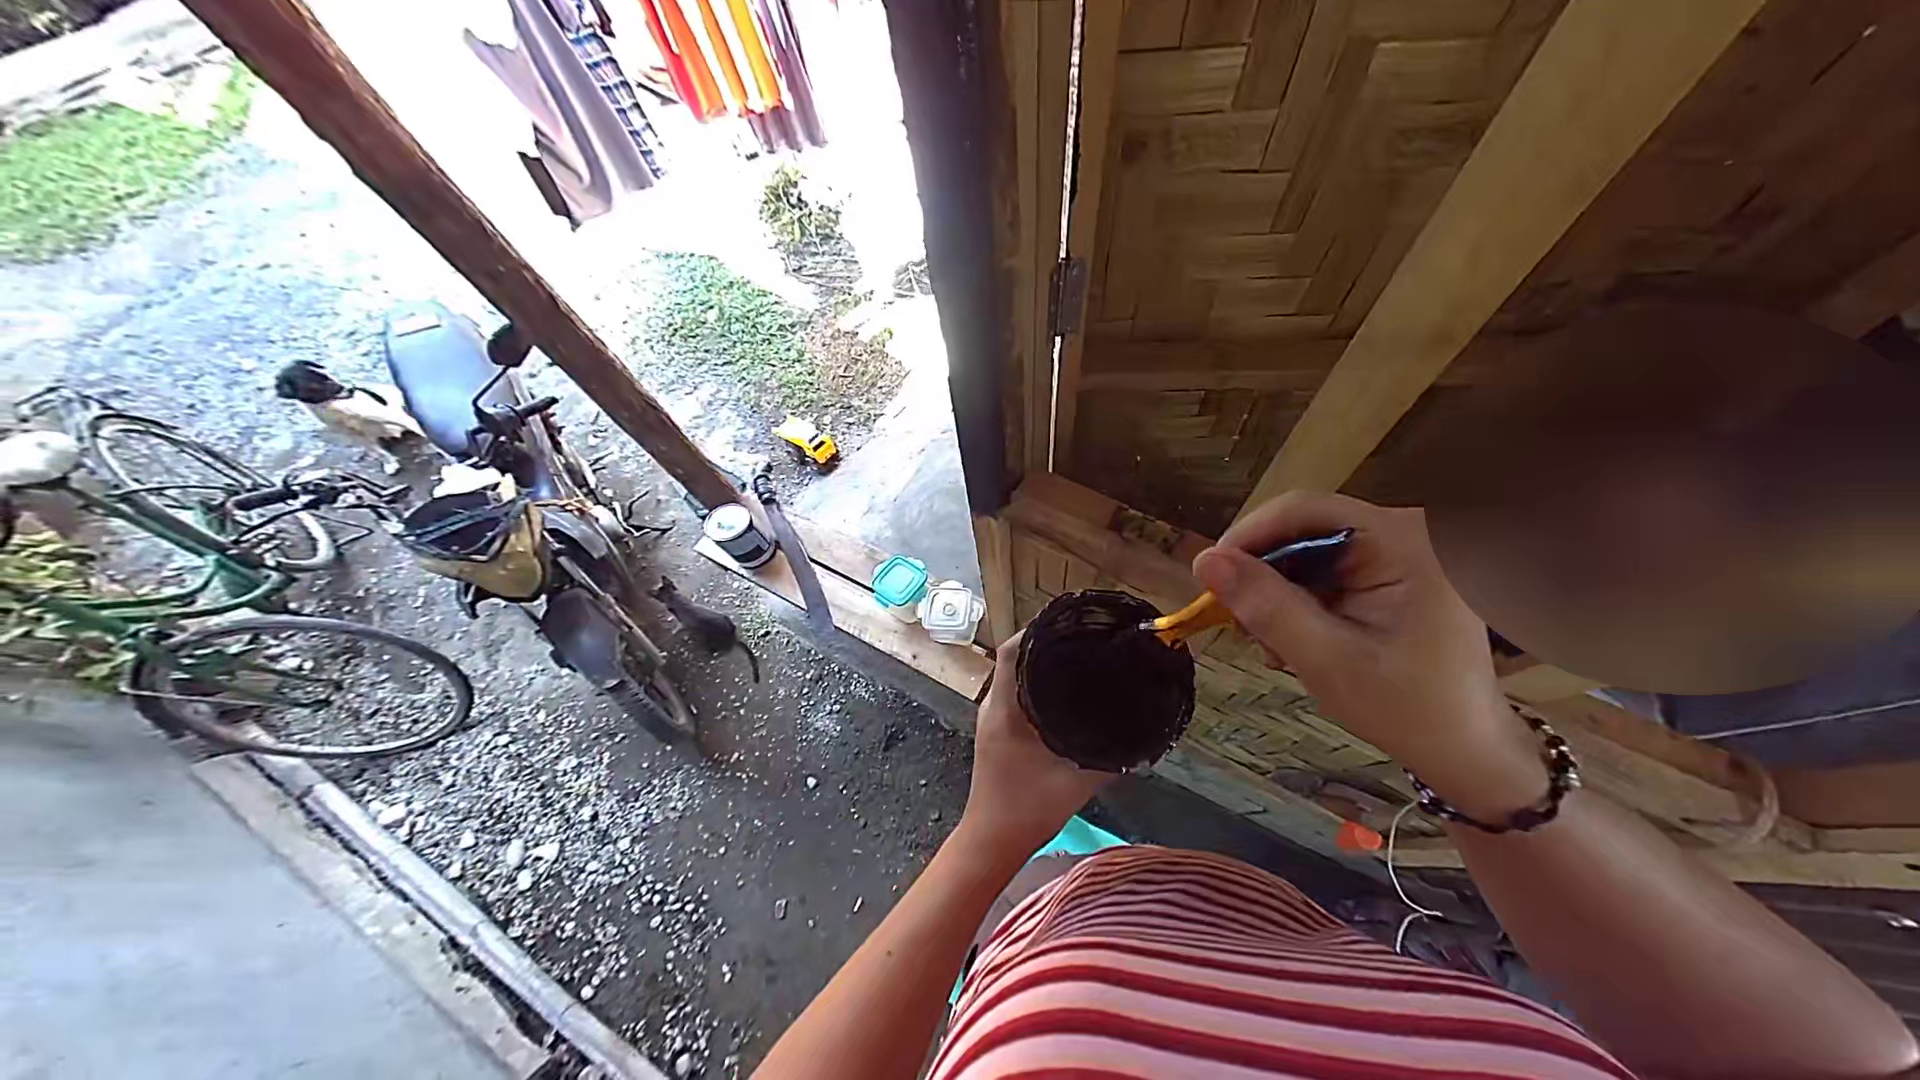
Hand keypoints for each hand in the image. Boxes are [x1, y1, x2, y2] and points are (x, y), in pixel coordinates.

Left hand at [956, 633, 1110, 860]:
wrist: (991, 840)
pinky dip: (1037, 684)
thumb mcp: (1074, 783)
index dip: (1036, 629)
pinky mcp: (998, 729)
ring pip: (1016, 675)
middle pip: (1015, 657)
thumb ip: (1110, 760)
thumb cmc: (1026, 810)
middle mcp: (993, 705)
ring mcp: (993, 717)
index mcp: (1004, 709)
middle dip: (1046, 642)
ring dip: (1041, 663)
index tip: (1068, 622)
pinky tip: (1065, 691)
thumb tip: (1142, 736)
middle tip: (1084, 637)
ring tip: (1079, 656)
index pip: (1012, 651)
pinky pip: (1016, 693)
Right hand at [1192, 492, 1545, 819]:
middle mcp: (1401, 532)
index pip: (1303, 510)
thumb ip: (1266, 605)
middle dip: (1261, 574)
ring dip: (1274, 593)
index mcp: (1402, 540)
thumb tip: (1204, 560)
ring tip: (1270, 643)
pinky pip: (1320, 569)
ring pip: (1303, 550)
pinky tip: (1293, 638)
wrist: (1462, 745)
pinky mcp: (1387, 571)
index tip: (1210, 577)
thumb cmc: (1404, 706)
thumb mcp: (1325, 658)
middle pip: (1301, 529)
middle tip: (1240, 623)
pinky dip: (1294, 600)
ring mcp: (1396, 550)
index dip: (1247, 536)